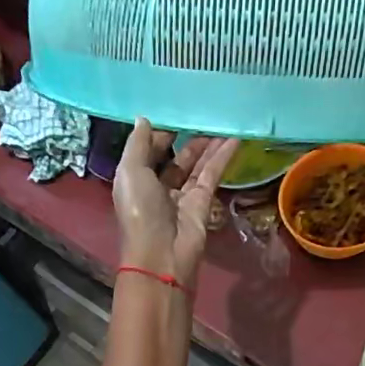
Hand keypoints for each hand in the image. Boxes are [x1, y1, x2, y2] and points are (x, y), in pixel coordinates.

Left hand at [113, 118, 239, 288]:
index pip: (149, 153)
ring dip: (207, 144)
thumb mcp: (130, 171)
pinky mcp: (202, 202)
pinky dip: (222, 156)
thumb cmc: (140, 211)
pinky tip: (234, 137)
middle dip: (186, 137)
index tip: (174, 112)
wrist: (162, 254)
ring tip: (222, 118)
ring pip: (196, 165)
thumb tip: (144, 119)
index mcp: (136, 181)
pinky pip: (212, 174)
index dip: (159, 134)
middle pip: (174, 159)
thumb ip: (137, 144)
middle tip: (202, 111)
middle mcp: (158, 188)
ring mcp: (181, 196)